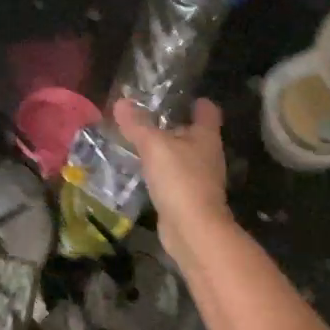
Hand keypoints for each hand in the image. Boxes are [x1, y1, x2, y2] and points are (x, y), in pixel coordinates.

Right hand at [115, 98, 232, 260]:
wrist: (192, 228)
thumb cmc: (179, 179)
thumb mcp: (154, 147)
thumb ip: (138, 126)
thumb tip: (121, 102)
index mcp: (206, 135)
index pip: (207, 110)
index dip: (195, 103)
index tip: (180, 100)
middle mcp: (209, 155)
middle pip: (195, 135)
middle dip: (177, 129)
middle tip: (152, 124)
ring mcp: (202, 180)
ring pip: (185, 159)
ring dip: (169, 155)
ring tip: (145, 150)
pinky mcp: (191, 200)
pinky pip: (177, 181)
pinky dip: (165, 177)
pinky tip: (148, 178)